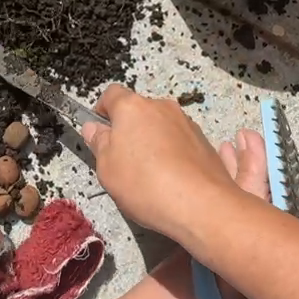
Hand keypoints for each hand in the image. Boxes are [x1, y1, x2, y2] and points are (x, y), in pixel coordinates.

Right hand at [81, 85, 241, 240]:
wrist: (201, 204)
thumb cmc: (145, 184)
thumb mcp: (107, 168)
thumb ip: (98, 143)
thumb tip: (94, 128)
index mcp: (132, 107)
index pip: (111, 94)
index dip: (102, 111)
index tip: (101, 132)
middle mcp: (161, 106)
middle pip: (138, 110)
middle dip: (130, 129)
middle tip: (124, 159)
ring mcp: (186, 122)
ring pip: (161, 125)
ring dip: (153, 141)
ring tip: (151, 175)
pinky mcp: (204, 141)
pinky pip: (180, 141)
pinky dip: (173, 153)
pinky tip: (173, 179)